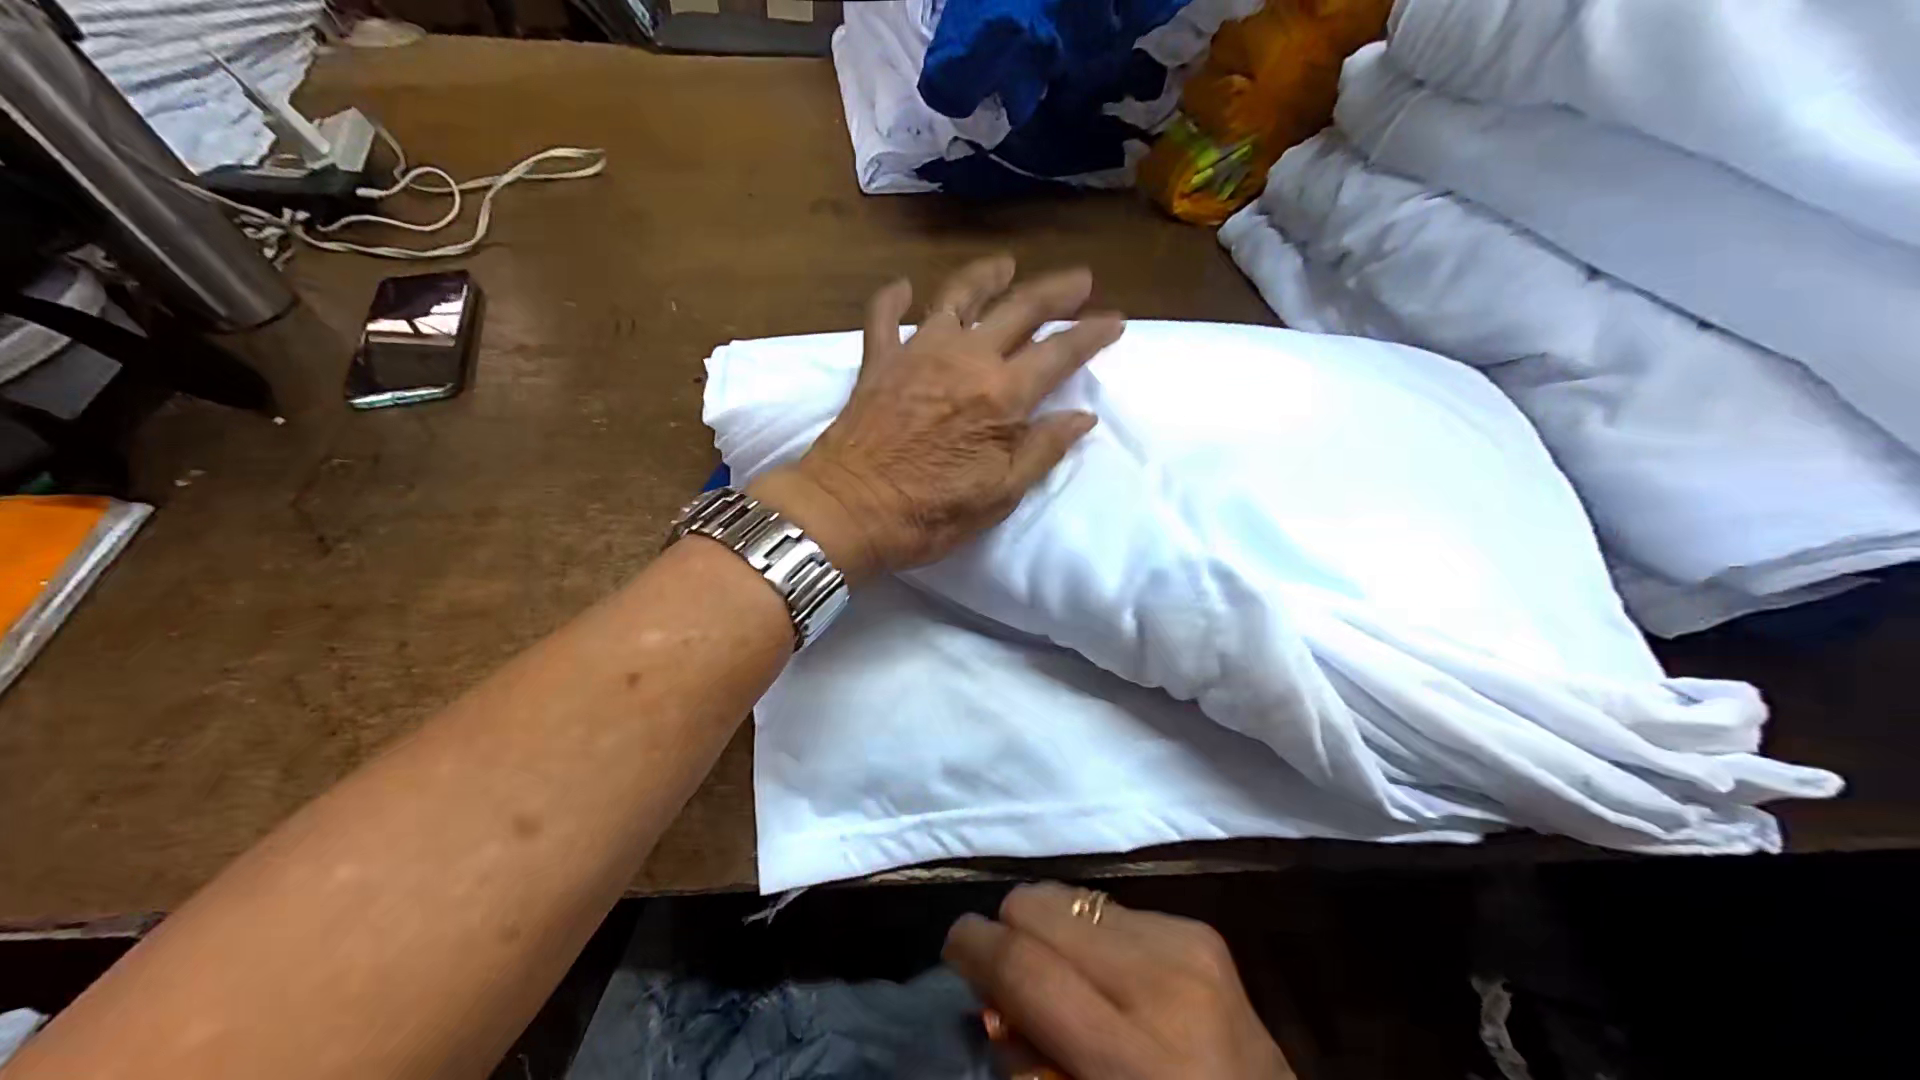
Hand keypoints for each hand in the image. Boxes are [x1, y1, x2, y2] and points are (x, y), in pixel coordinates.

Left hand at [747, 256, 1124, 584]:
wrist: (847, 511)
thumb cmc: (928, 513)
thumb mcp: (1000, 494)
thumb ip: (1043, 449)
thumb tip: (1082, 417)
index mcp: (1001, 394)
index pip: (1060, 352)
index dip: (1092, 334)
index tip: (1115, 320)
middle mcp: (964, 358)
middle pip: (1019, 309)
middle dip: (1056, 290)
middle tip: (1080, 279)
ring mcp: (917, 352)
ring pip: (957, 296)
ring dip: (986, 276)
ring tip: (1006, 264)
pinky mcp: (878, 360)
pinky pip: (883, 316)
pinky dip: (893, 298)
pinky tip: (904, 287)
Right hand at [944, 883, 1294, 1079]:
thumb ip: (1028, 1061)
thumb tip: (993, 993)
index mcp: (1133, 1058)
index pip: (1024, 966)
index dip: (973, 947)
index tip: (955, 950)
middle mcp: (1161, 980)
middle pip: (1040, 905)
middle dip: (1010, 932)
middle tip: (1011, 978)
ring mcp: (1187, 944)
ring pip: (1070, 896)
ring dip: (1051, 932)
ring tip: (1064, 978)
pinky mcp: (1201, 930)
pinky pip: (1109, 907)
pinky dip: (1090, 935)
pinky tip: (1109, 977)